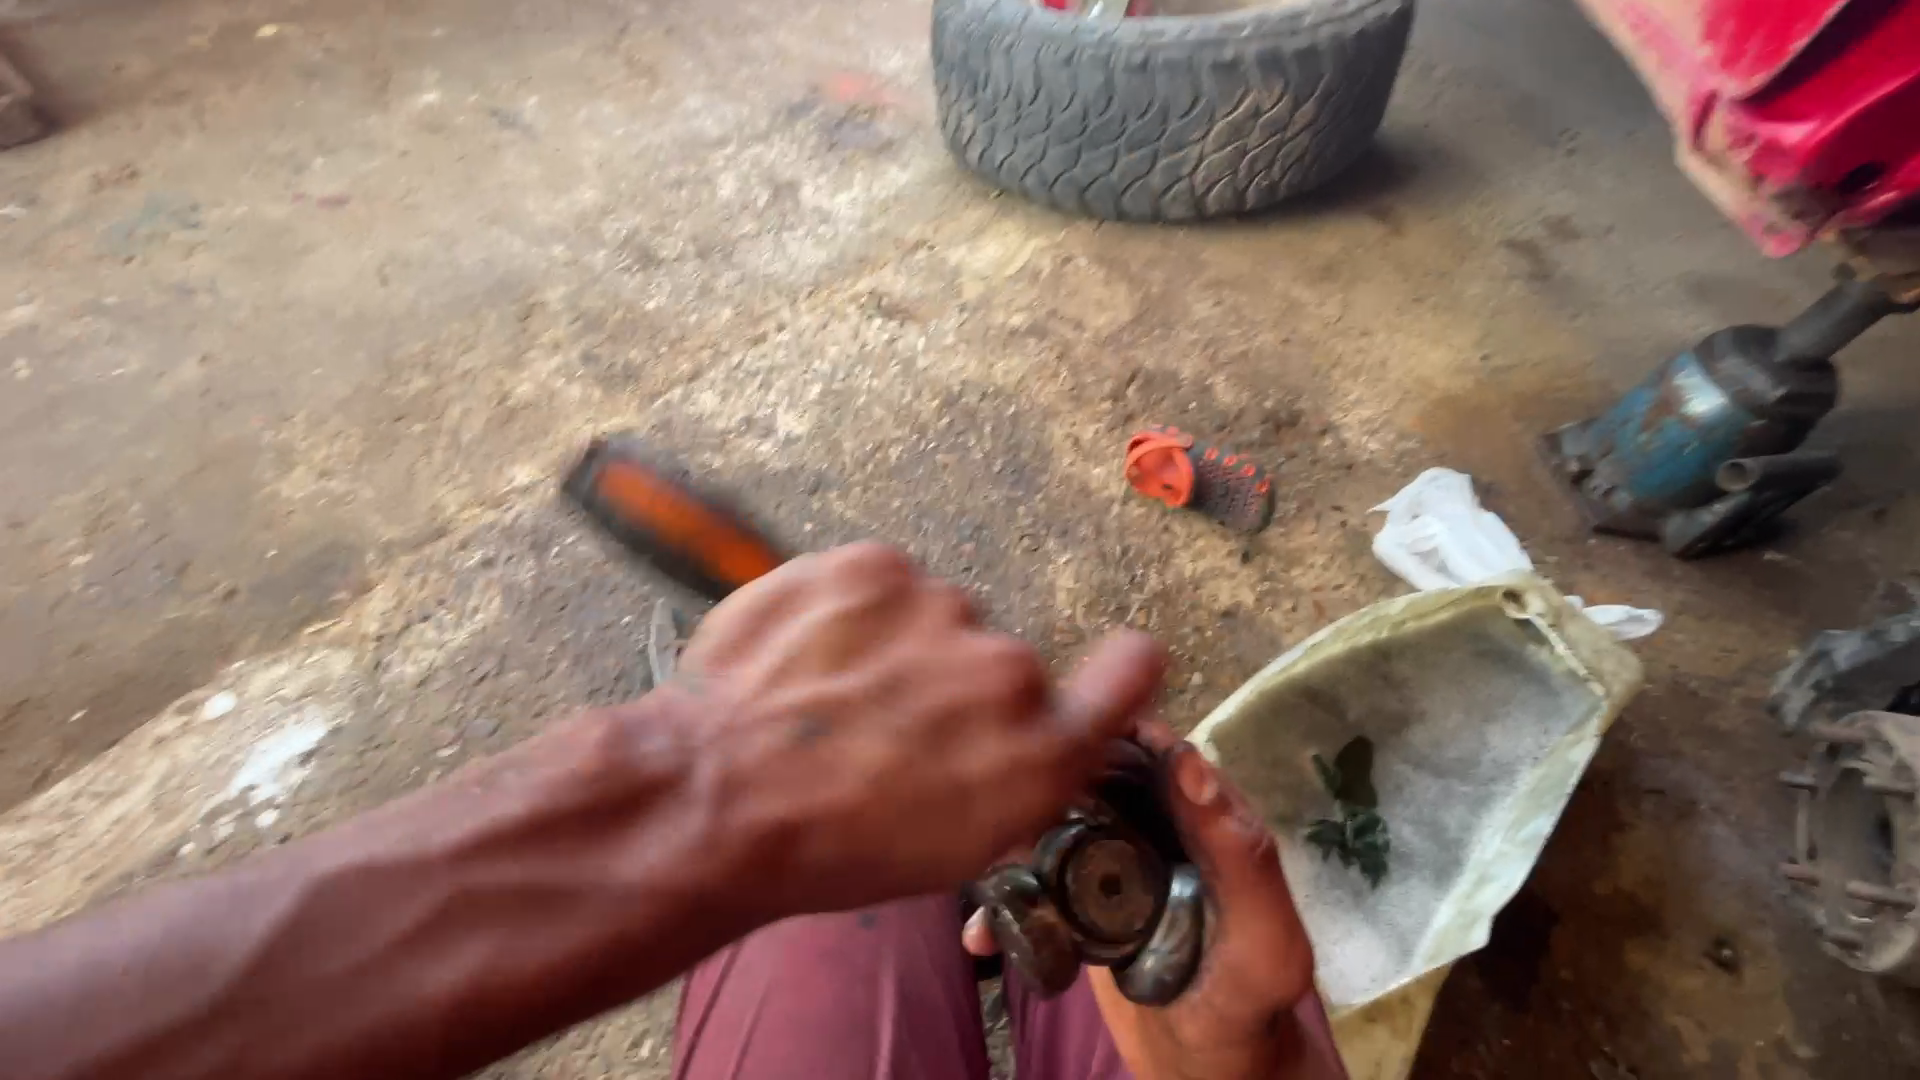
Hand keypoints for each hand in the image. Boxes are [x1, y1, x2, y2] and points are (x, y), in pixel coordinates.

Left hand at [671, 542, 1165, 919]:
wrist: (717, 796)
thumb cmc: (828, 843)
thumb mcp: (949, 845)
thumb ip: (1011, 775)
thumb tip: (1018, 730)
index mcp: (1034, 755)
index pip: (1128, 678)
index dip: (1126, 664)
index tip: (1127, 653)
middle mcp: (1007, 673)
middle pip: (997, 654)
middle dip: (952, 678)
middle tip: (882, 716)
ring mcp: (941, 608)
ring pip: (934, 612)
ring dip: (898, 638)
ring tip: (833, 688)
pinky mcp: (875, 565)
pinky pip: (882, 580)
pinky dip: (852, 607)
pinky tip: (812, 651)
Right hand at [965, 718, 1343, 1079]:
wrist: (1210, 1071)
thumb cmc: (1249, 1006)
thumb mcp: (1263, 940)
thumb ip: (1240, 856)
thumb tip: (1187, 759)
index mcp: (1199, 815)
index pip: (1147, 746)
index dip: (1101, 733)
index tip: (1050, 739)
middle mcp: (1152, 823)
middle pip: (1087, 776)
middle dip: (1042, 782)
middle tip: (1002, 812)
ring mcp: (1110, 861)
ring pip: (1052, 823)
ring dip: (1011, 841)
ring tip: (983, 871)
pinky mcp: (1079, 900)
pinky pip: (1035, 882)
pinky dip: (1005, 901)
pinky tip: (981, 933)